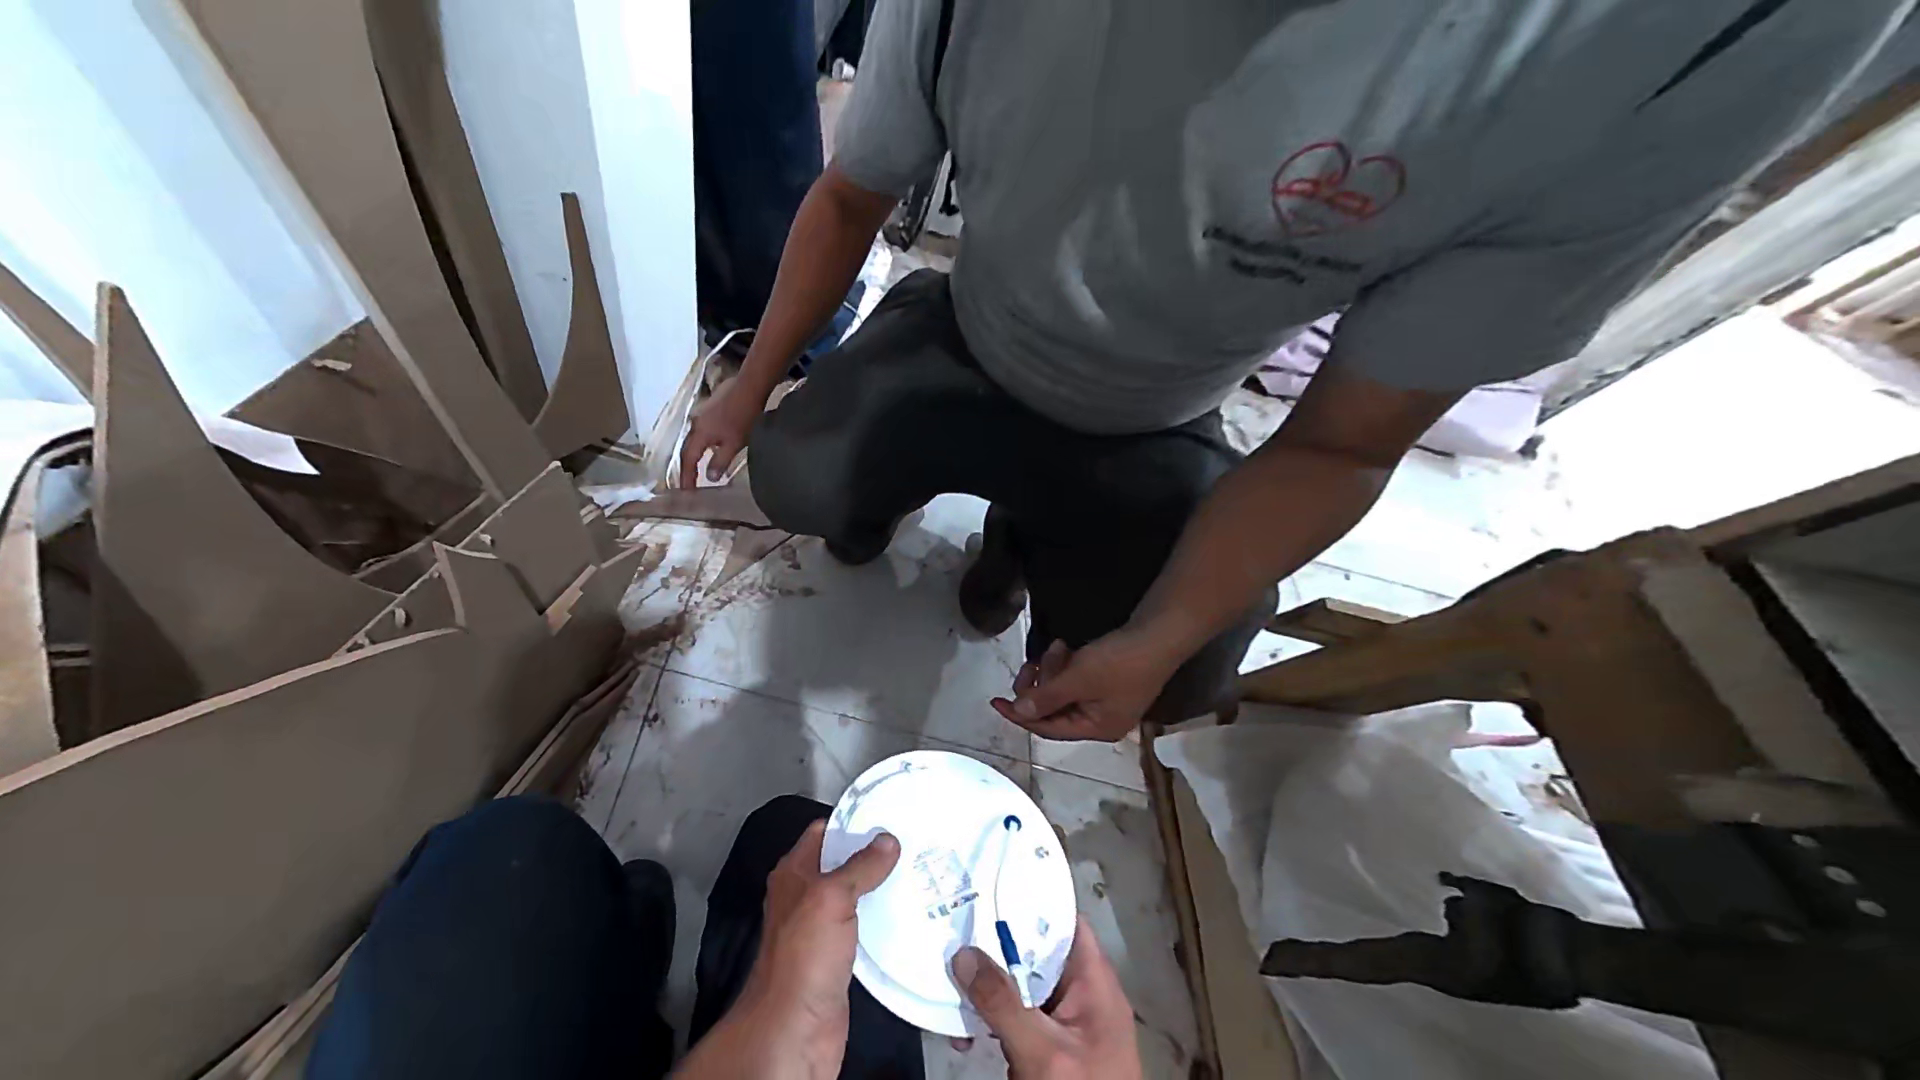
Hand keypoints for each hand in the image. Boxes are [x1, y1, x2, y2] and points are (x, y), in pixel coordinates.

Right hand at [677, 375, 770, 488]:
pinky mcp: (711, 409)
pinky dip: (702, 444)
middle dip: (687, 467)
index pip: (689, 460)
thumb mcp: (734, 444)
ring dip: (694, 455)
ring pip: (694, 440)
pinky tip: (710, 447)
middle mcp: (696, 425)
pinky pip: (702, 432)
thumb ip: (720, 461)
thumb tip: (709, 477)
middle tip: (688, 482)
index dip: (687, 476)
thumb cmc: (743, 418)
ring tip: (697, 468)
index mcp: (699, 434)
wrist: (749, 388)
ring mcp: (702, 415)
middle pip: (687, 449)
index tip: (686, 491)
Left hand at [682, 822, 899, 1079]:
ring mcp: (822, 929)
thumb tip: (888, 839)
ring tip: (921, 870)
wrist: (794, 1030)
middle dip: (875, 853)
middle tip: (914, 841)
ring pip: (857, 896)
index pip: (824, 832)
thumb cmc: (804, 956)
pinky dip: (885, 919)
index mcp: (794, 873)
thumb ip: (860, 866)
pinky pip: (866, 927)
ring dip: (883, 887)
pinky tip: (912, 911)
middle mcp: (806, 896)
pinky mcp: (839, 957)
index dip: (853, 821)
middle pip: (844, 863)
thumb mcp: (831, 898)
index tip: (890, 813)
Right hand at [951, 918, 1142, 1079]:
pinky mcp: (1051, 1050)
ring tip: (951, 986)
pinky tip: (964, 1033)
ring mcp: (1066, 1024)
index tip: (989, 888)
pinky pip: (1018, 1020)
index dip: (1031, 901)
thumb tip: (962, 953)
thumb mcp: (1040, 1049)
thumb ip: (1003, 1002)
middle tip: (957, 930)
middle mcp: (1083, 995)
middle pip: (1037, 953)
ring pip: (1023, 987)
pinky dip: (992, 1021)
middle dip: (997, 947)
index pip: (1065, 921)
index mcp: (1095, 982)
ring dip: (988, 990)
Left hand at [990, 633, 1180, 742]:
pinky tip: (1067, 646)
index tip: (995, 700)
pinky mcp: (1110, 679)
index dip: (1020, 714)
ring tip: (1058, 648)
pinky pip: (1076, 678)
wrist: (1160, 633)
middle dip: (1041, 684)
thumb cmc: (1120, 661)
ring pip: (1063, 689)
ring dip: (1054, 669)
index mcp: (1096, 729)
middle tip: (1032, 663)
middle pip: (1054, 708)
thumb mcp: (1078, 679)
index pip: (1047, 728)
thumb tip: (1019, 712)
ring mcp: (1107, 700)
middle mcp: (1101, 720)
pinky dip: (1067, 664)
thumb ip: (1046, 698)